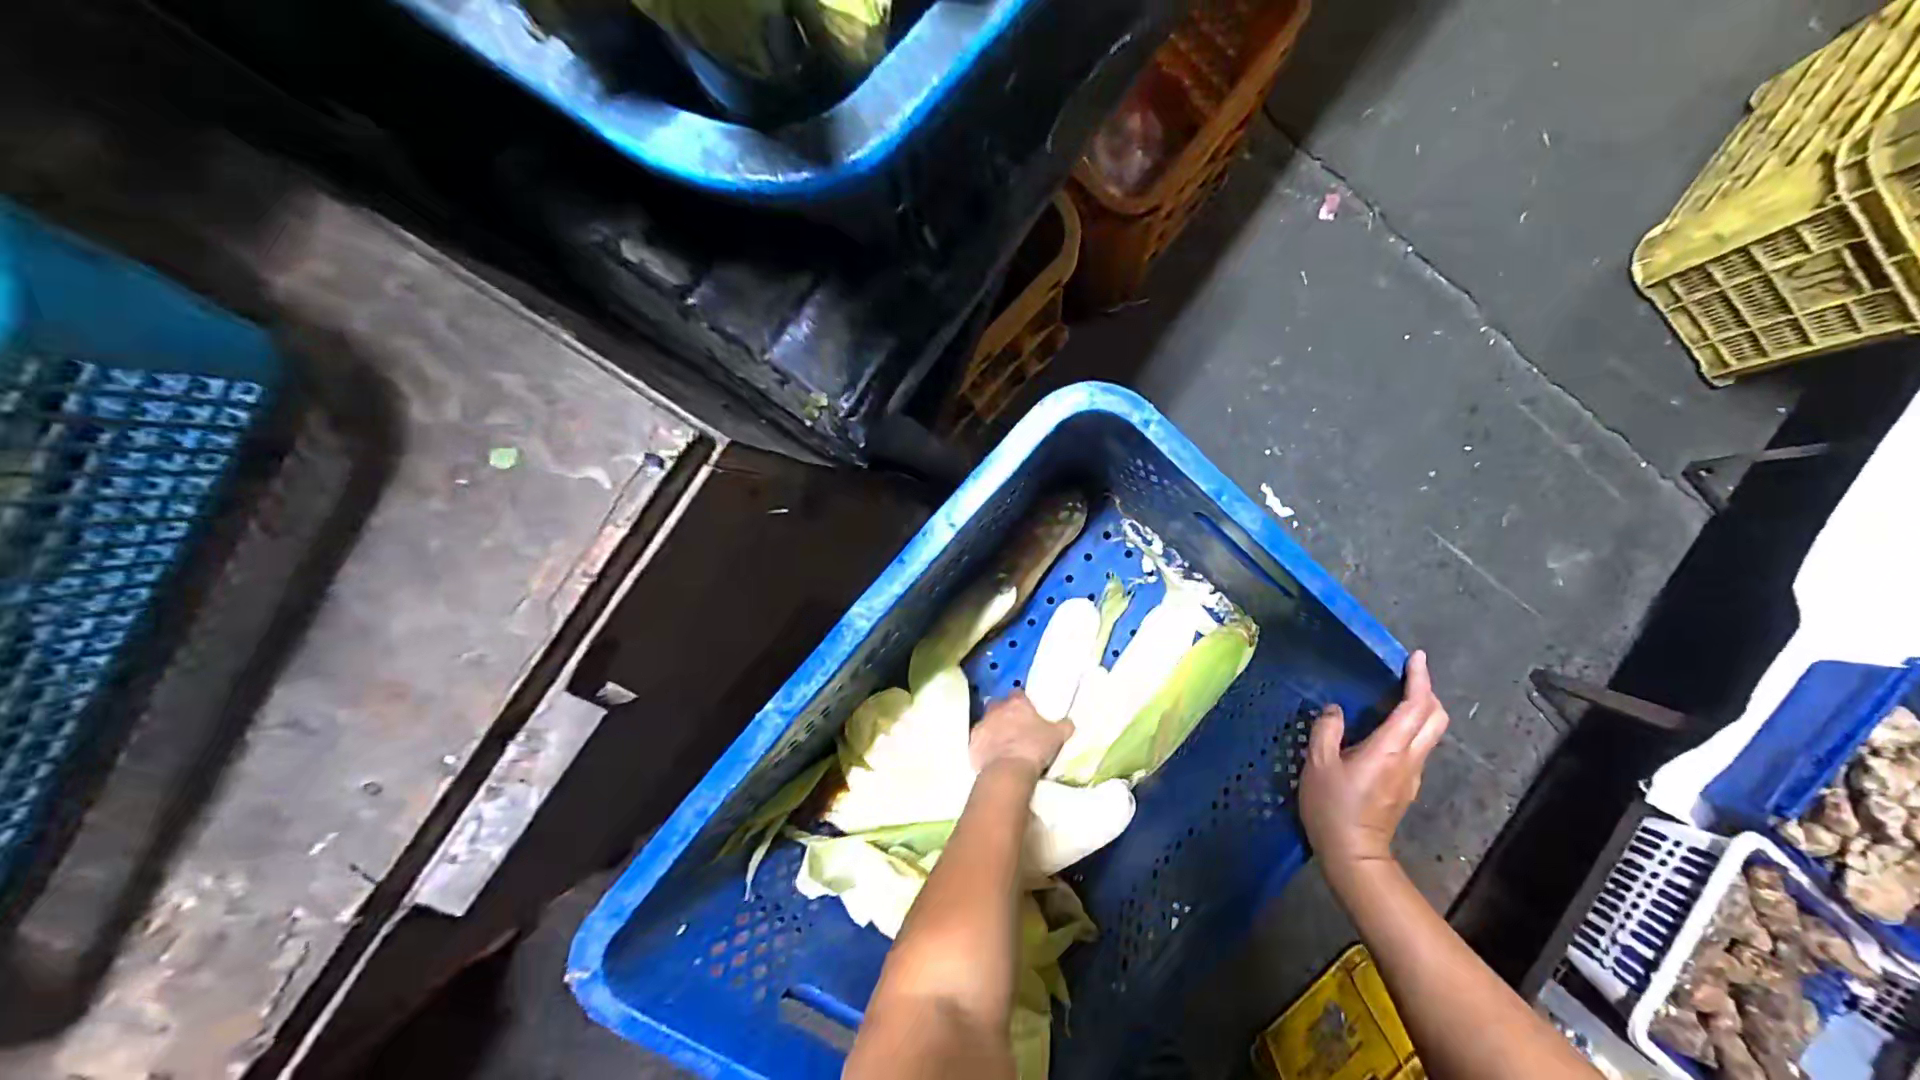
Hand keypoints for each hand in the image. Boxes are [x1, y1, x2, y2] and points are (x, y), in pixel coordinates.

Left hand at [970, 691, 1072, 775]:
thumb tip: (1069, 722)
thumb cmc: (1034, 748)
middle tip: (1014, 727)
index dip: (1022, 702)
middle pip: (998, 705)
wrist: (1008, 770)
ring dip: (993, 729)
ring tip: (1003, 744)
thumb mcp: (1057, 737)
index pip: (1018, 693)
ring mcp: (981, 724)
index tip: (1027, 711)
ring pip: (987, 722)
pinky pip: (978, 740)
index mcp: (1017, 703)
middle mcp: (996, 709)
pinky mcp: (972, 742)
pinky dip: (984, 746)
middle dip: (1004, 713)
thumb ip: (1063, 726)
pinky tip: (991, 756)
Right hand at [1299, 649, 1448, 871]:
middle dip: (1428, 692)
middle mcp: (1410, 759)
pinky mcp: (1406, 785)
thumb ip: (1327, 731)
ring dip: (1421, 710)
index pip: (1416, 707)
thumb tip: (1336, 710)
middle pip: (1436, 719)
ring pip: (1430, 733)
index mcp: (1390, 749)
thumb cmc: (1332, 806)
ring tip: (1396, 696)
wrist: (1353, 852)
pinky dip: (1410, 728)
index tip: (1416, 658)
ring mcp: (1412, 774)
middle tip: (1408, 674)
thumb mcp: (1318, 764)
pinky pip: (1416, 747)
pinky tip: (1385, 729)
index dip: (1419, 679)